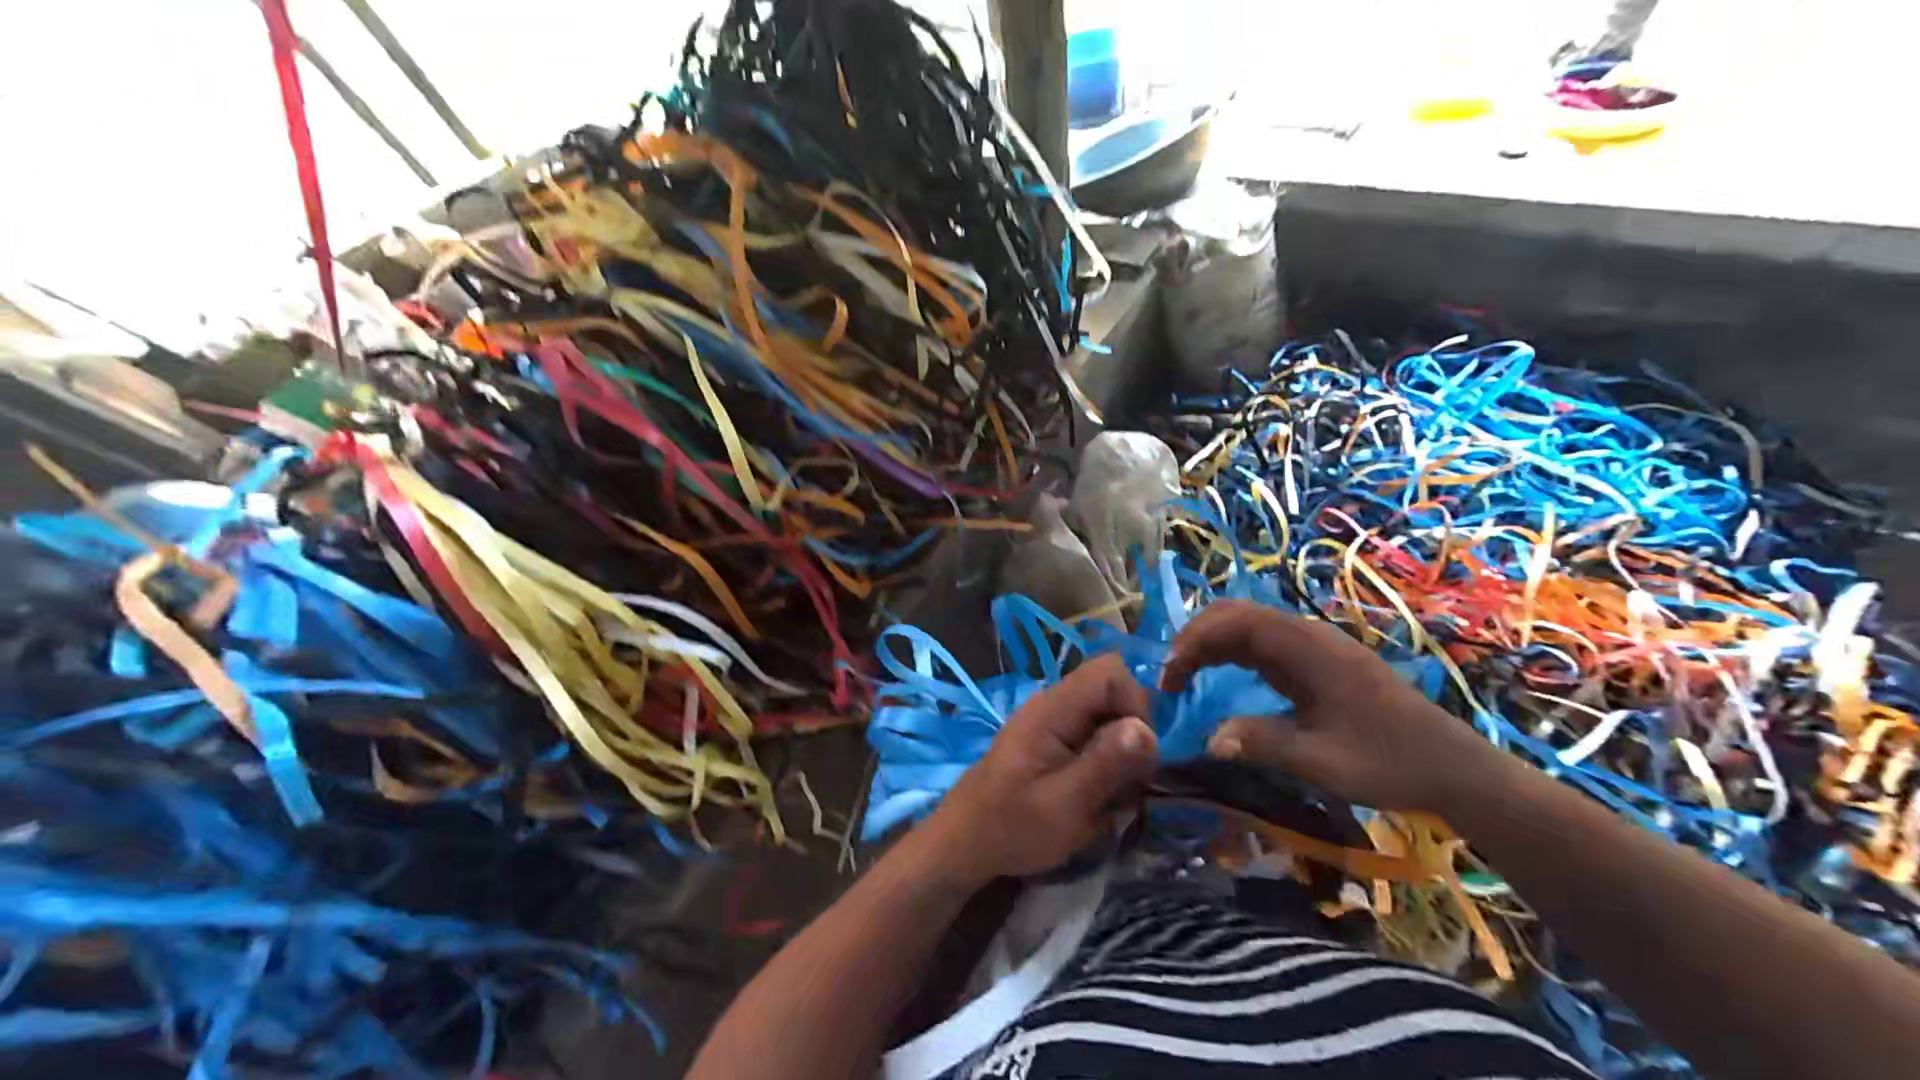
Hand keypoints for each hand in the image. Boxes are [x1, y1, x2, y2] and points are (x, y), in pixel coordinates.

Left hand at [920, 654, 1158, 884]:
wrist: (965, 844)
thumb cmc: (1013, 827)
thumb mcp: (1066, 803)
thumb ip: (1107, 763)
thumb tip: (1147, 729)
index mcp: (1053, 709)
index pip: (1110, 672)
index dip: (1135, 704)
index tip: (1137, 753)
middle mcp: (1053, 706)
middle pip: (1114, 693)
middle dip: (1132, 735)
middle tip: (1125, 782)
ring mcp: (1052, 723)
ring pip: (1108, 718)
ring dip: (1120, 756)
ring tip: (1108, 797)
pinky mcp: (1053, 743)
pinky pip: (1094, 739)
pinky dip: (1105, 766)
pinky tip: (1094, 799)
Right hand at [1160, 601, 1502, 812]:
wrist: (1453, 770)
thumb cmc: (1390, 763)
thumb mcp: (1323, 761)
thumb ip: (1262, 743)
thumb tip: (1207, 740)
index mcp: (1310, 650)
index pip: (1237, 623)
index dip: (1194, 642)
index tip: (1168, 677)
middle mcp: (1308, 637)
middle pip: (1237, 615)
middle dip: (1195, 637)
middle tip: (1168, 676)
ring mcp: (1312, 647)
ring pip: (1246, 626)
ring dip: (1209, 643)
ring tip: (1182, 677)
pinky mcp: (1315, 662)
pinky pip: (1260, 643)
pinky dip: (1228, 654)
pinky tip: (1215, 677)